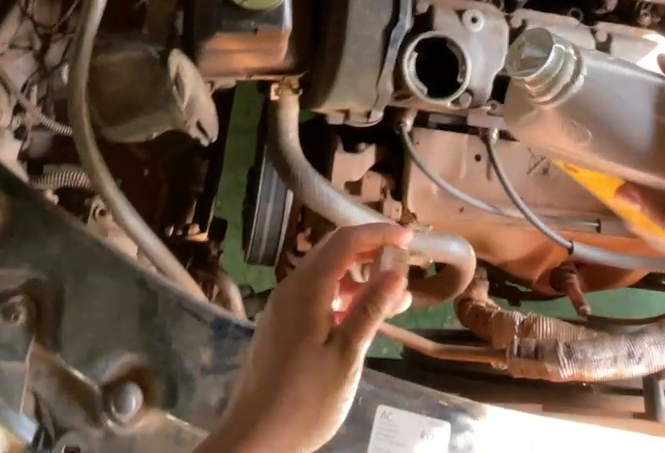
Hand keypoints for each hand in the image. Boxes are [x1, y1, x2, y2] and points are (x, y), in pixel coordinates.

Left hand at [201, 224, 413, 452]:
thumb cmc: (305, 399)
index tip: (409, 237)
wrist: (255, 438)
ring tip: (396, 297)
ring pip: (327, 276)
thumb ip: (370, 309)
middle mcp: (292, 287)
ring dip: (361, 279)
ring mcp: (284, 306)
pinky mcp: (282, 325)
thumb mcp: (347, 355)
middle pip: (334, 252)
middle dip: (371, 252)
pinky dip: (344, 297)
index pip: (346, 241)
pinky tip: (364, 317)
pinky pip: (317, 296)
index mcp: (307, 287)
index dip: (378, 233)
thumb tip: (397, 272)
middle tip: (405, 262)